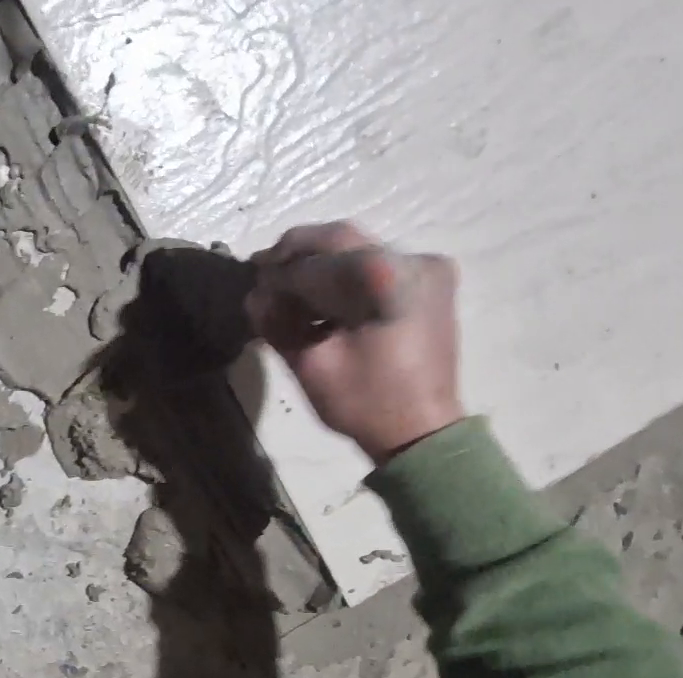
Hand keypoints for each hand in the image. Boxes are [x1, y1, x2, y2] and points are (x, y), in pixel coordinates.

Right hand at [245, 222, 465, 463]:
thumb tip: (254, 296)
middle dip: (298, 253)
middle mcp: (413, 260)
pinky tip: (318, 297)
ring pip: (359, 251)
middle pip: (342, 240)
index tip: (251, 277)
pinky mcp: (430, 284)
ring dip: (319, 265)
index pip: (316, 261)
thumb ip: (279, 323)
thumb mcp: (311, 365)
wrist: (422, 432)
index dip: (278, 271)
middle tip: (262, 267)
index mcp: (384, 278)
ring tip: (284, 286)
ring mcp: (428, 269)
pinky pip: (378, 267)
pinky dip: (344, 277)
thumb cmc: (365, 403)